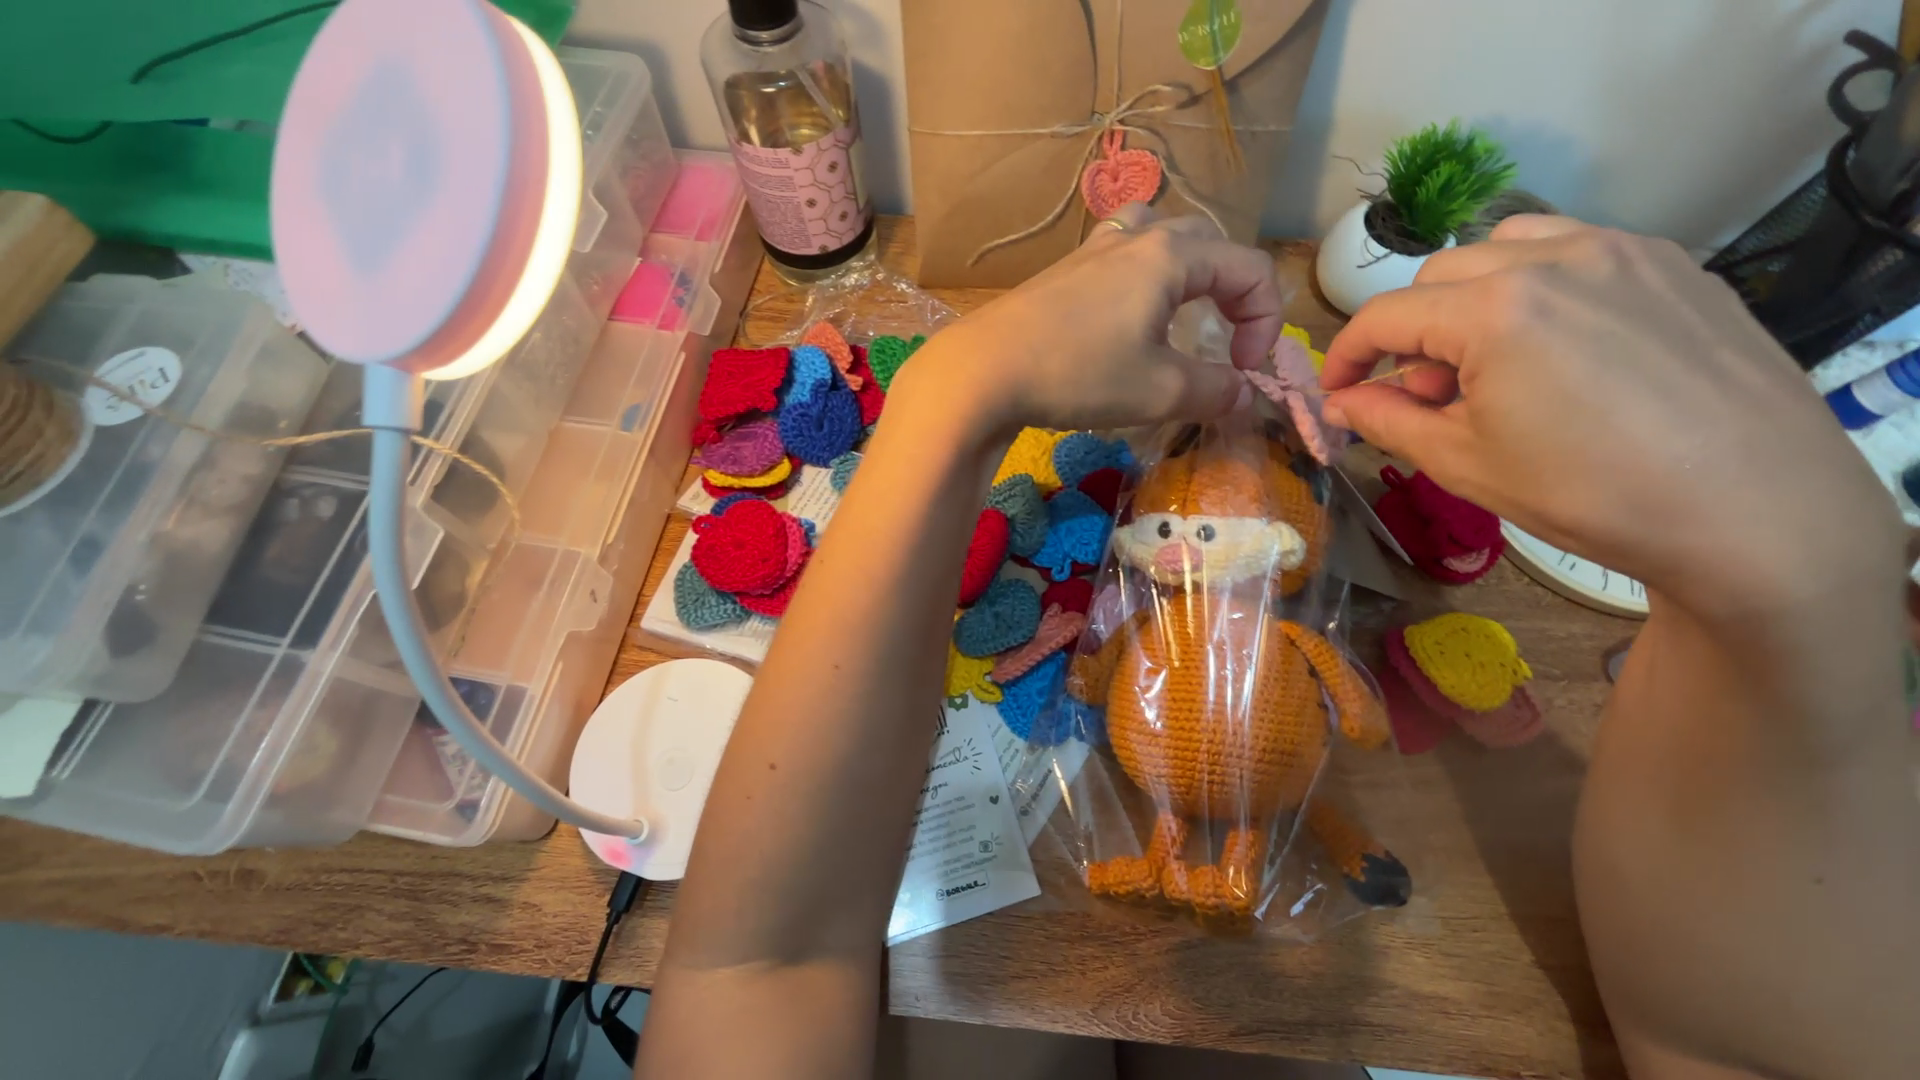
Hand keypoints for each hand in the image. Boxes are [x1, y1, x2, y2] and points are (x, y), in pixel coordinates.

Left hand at [896, 204, 1282, 433]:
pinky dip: (1140, 278)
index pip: (1250, 269)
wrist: (982, 371)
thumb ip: (1215, 391)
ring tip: (1177, 309)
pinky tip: (1122, 318)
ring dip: (1183, 268)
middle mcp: (1134, 239)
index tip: (1241, 373)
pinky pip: (1118, 256)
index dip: (1265, 323)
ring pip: (1156, 234)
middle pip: (1206, 241)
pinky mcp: (1061, 274)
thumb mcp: (1160, 392)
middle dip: (1230, 290)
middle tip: (1220, 338)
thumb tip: (1244, 396)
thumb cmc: (1079, 373)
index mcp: (1171, 256)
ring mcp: (1091, 251)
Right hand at [1319, 215, 1900, 617]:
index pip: (1384, 315)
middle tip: (1425, 393)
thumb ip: (1386, 420)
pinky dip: (1540, 285)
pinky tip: (1560, 345)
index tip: (1336, 392)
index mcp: (1493, 309)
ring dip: (1472, 295)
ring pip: (1507, 247)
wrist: (1752, 507)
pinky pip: (1578, 251)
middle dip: (1412, 331)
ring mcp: (1622, 252)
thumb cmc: (1588, 493)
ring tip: (1490, 357)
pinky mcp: (1673, 266)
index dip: (1346, 355)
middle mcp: (1554, 257)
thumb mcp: (1462, 463)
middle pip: (1440, 275)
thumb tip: (1339, 402)